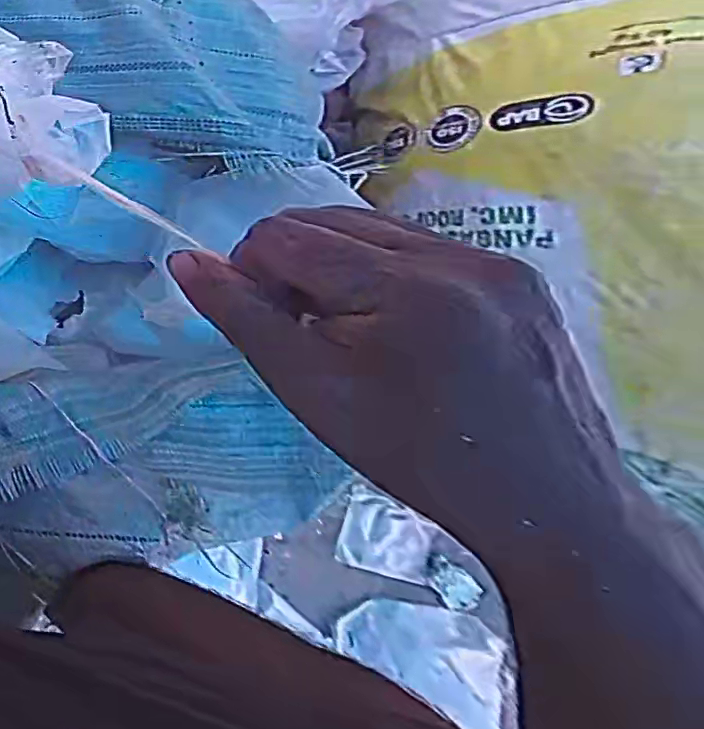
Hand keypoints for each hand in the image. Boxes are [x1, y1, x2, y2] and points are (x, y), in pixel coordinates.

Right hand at [169, 206, 632, 558]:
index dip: (252, 274)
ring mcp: (495, 262)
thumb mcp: (301, 381)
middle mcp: (457, 256)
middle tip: (305, 328)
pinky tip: (386, 321)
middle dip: (288, 265)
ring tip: (345, 325)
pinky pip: (407, 243)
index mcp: (405, 285)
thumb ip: (236, 312)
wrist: (545, 508)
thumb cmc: (407, 449)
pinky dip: (371, 269)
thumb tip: (183, 259)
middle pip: (318, 220)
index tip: (276, 326)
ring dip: (326, 264)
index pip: (278, 235)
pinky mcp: (515, 276)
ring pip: (361, 226)